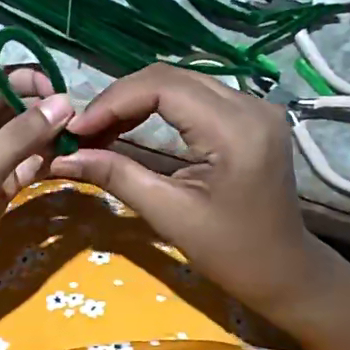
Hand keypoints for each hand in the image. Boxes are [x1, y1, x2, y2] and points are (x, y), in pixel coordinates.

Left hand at [0, 70, 73, 319]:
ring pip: (26, 137)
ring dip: (52, 136)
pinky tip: (73, 159)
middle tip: (84, 121)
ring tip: (84, 138)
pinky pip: (28, 163)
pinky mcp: (0, 185)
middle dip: (47, 110)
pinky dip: (48, 161)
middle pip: (16, 108)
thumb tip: (64, 102)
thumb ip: (20, 137)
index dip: (31, 82)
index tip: (67, 94)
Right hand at [48, 64, 321, 318]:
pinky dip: (157, 106)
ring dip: (135, 100)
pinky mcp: (250, 116)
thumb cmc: (232, 253)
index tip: (77, 130)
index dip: (113, 101)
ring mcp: (254, 106)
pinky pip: (194, 96)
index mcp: (236, 130)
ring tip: (100, 129)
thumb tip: (64, 158)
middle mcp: (250, 105)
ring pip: (180, 82)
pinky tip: (130, 125)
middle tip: (82, 131)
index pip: (163, 87)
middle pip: (170, 77)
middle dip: (119, 99)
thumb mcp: (170, 216)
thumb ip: (118, 177)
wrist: (285, 271)